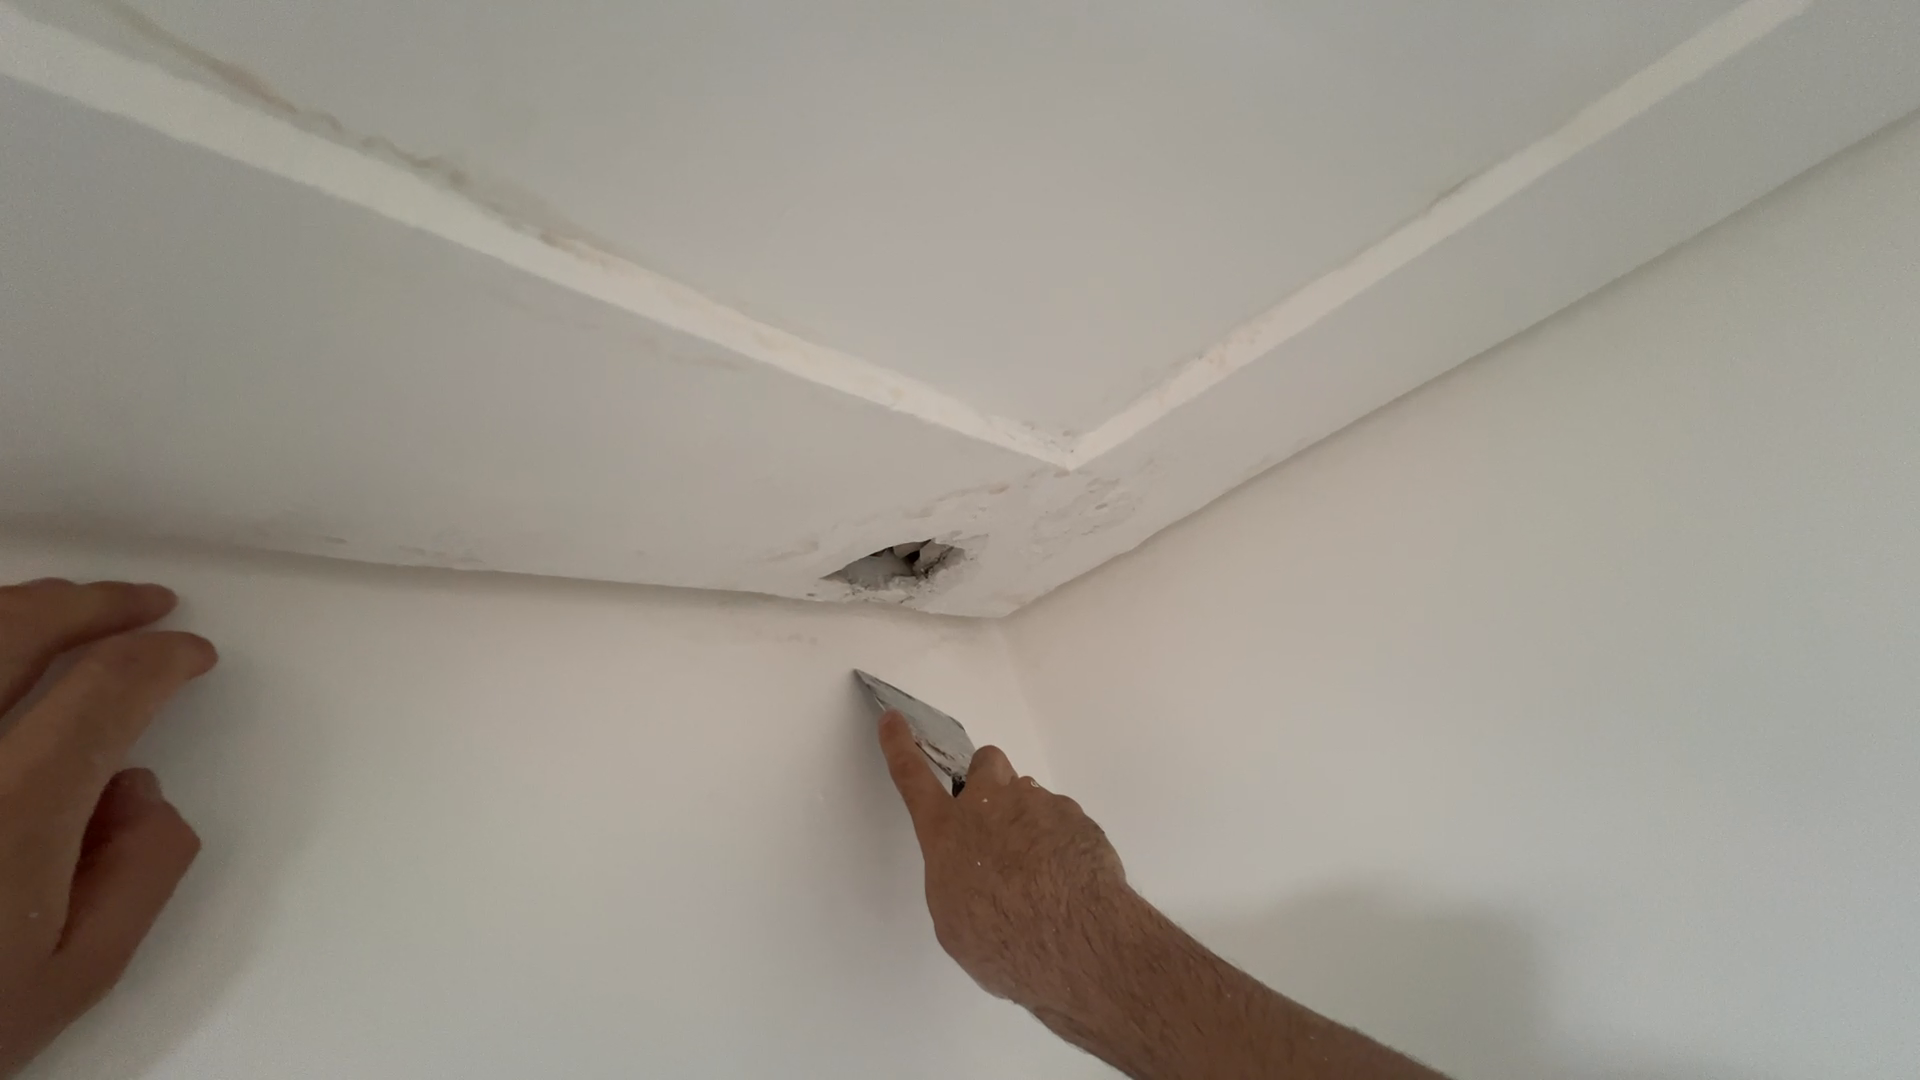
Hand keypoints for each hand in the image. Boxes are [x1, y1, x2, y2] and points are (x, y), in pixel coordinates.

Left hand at [0, 579, 215, 1078]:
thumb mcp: (72, 976)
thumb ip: (144, 867)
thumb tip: (136, 793)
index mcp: (6, 811)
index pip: (110, 684)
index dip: (164, 654)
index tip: (190, 654)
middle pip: (10, 632)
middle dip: (90, 604)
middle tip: (138, 603)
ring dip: (10, 612)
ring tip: (55, 611)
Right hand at [877, 711, 1155, 1016]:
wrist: (1075, 940)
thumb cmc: (1001, 941)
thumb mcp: (954, 920)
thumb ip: (956, 878)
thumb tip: (971, 872)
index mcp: (948, 830)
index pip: (913, 777)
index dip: (900, 746)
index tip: (893, 720)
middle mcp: (990, 803)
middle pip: (985, 762)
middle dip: (987, 781)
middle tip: (996, 824)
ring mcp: (1036, 803)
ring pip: (1027, 795)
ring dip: (1026, 821)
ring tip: (1040, 873)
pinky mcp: (1074, 815)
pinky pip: (1060, 820)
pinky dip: (1059, 842)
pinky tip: (1067, 879)